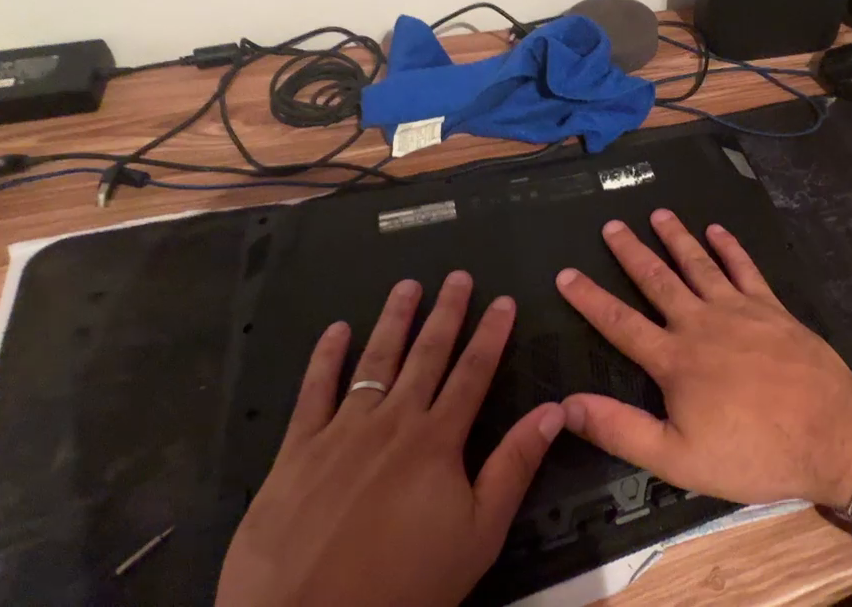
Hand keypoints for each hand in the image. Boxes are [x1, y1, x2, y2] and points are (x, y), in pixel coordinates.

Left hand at [217, 272, 563, 606]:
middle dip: (446, 313)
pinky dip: (326, 358)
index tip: (504, 301)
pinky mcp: (296, 451)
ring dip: (394, 320)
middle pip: (426, 355)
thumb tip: (555, 410)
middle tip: (457, 276)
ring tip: (407, 286)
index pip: (473, 372)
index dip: (491, 334)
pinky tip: (336, 331)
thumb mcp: (479, 535)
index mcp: (437, 440)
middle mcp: (392, 422)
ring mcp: (341, 431)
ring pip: (374, 361)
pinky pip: (314, 392)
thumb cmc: (403, 585)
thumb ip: (514, 466)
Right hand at [554, 211, 851, 541]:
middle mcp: (701, 323)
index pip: (620, 323)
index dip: (590, 298)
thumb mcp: (676, 458)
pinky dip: (730, 247)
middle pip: (658, 280)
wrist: (830, 432)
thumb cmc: (751, 451)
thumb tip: (566, 403)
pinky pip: (746, 268)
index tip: (566, 273)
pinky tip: (718, 230)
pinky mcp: (772, 308)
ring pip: (699, 265)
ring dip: (677, 237)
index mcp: (674, 359)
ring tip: (659, 213)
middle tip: (611, 224)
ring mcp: (739, 310)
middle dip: (632, 252)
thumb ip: (620, 429)